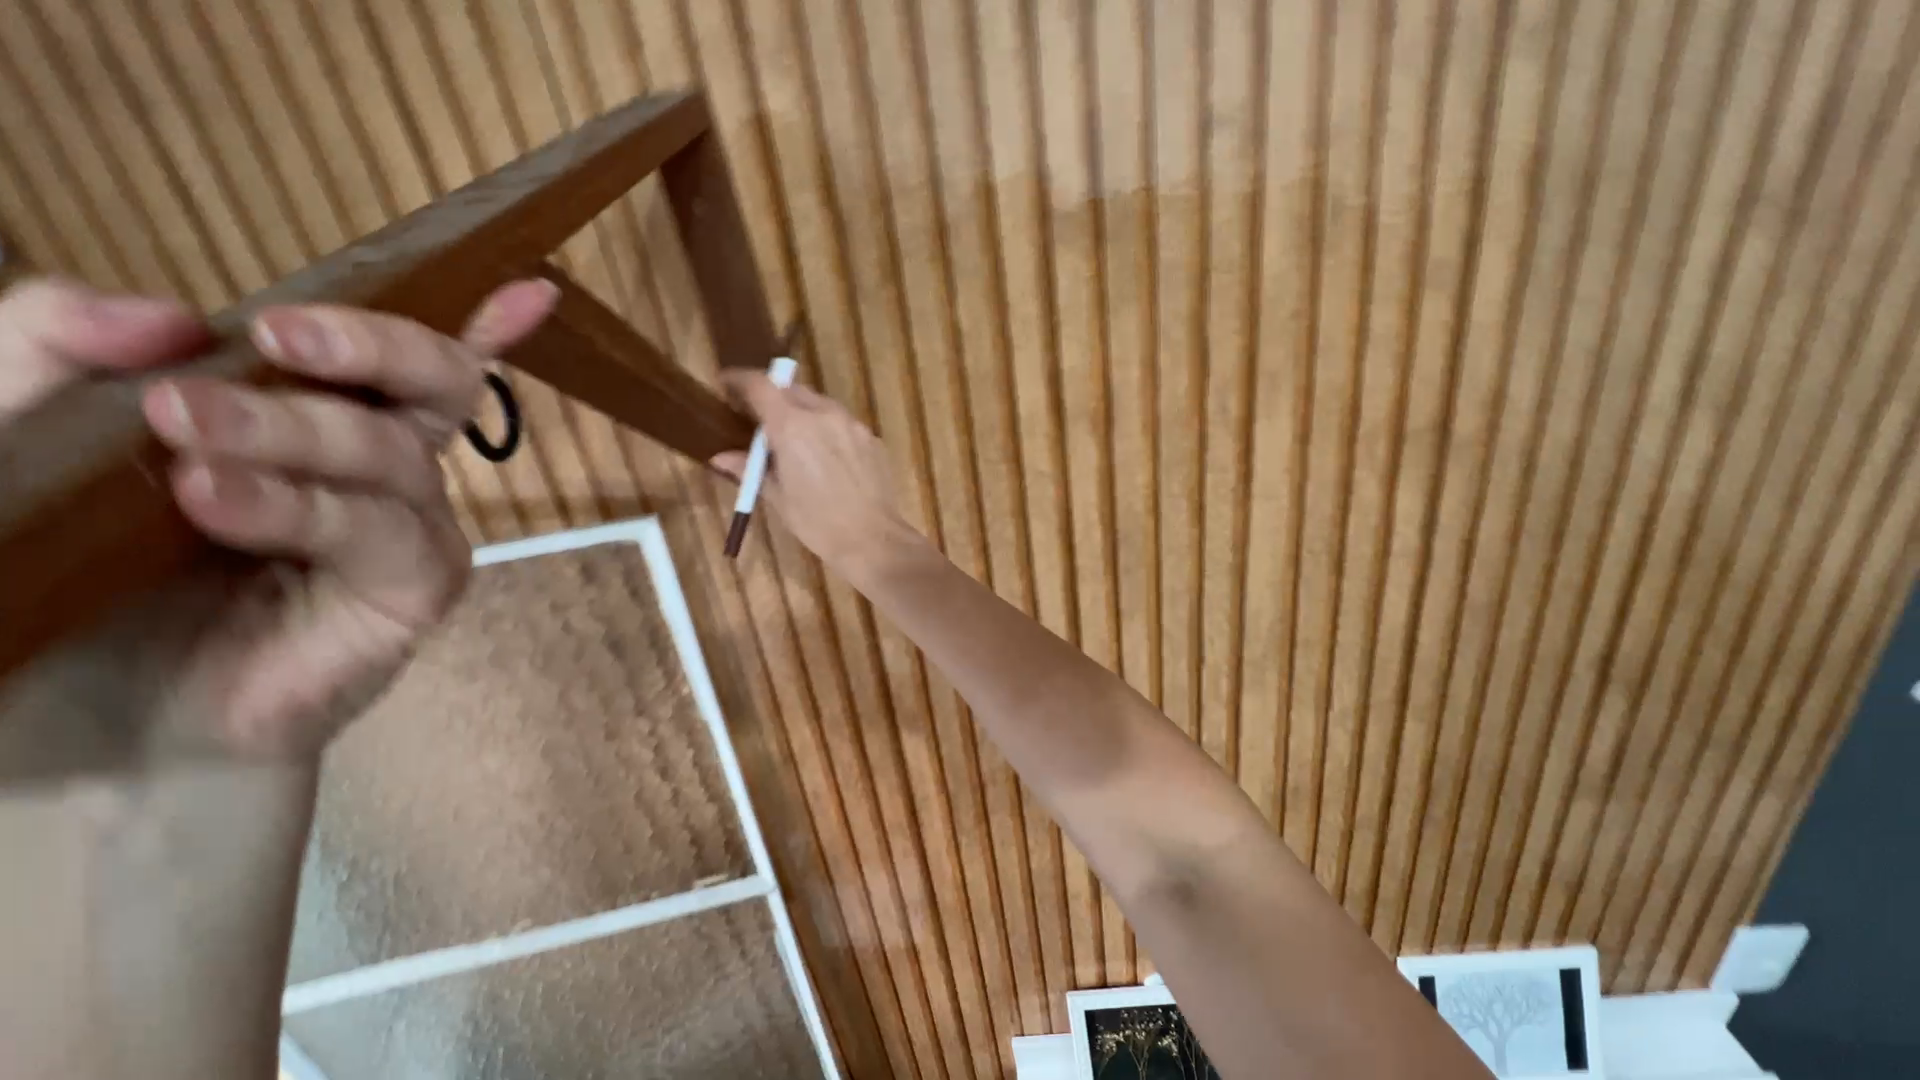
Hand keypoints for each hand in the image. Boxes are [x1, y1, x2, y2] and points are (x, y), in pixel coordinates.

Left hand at [0, 277, 557, 769]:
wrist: (101, 735)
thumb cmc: (80, 588)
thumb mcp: (21, 447)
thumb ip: (49, 360)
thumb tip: (163, 313)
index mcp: (320, 419)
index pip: (404, 361)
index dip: (480, 322)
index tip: (530, 286)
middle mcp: (383, 466)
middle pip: (437, 383)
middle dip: (378, 346)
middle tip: (280, 334)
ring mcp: (407, 530)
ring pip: (399, 451)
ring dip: (302, 430)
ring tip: (183, 432)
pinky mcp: (413, 594)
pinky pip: (387, 534)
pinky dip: (306, 507)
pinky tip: (219, 501)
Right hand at [709, 370, 921, 576]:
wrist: (873, 539)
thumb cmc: (817, 523)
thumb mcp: (778, 497)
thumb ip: (749, 469)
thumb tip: (721, 457)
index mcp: (792, 426)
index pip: (760, 385)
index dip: (739, 379)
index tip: (726, 384)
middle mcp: (822, 414)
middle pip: (790, 389)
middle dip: (771, 396)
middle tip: (758, 418)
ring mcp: (851, 423)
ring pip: (818, 402)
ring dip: (800, 410)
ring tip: (791, 439)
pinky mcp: (870, 437)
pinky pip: (841, 421)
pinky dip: (825, 428)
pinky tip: (824, 456)